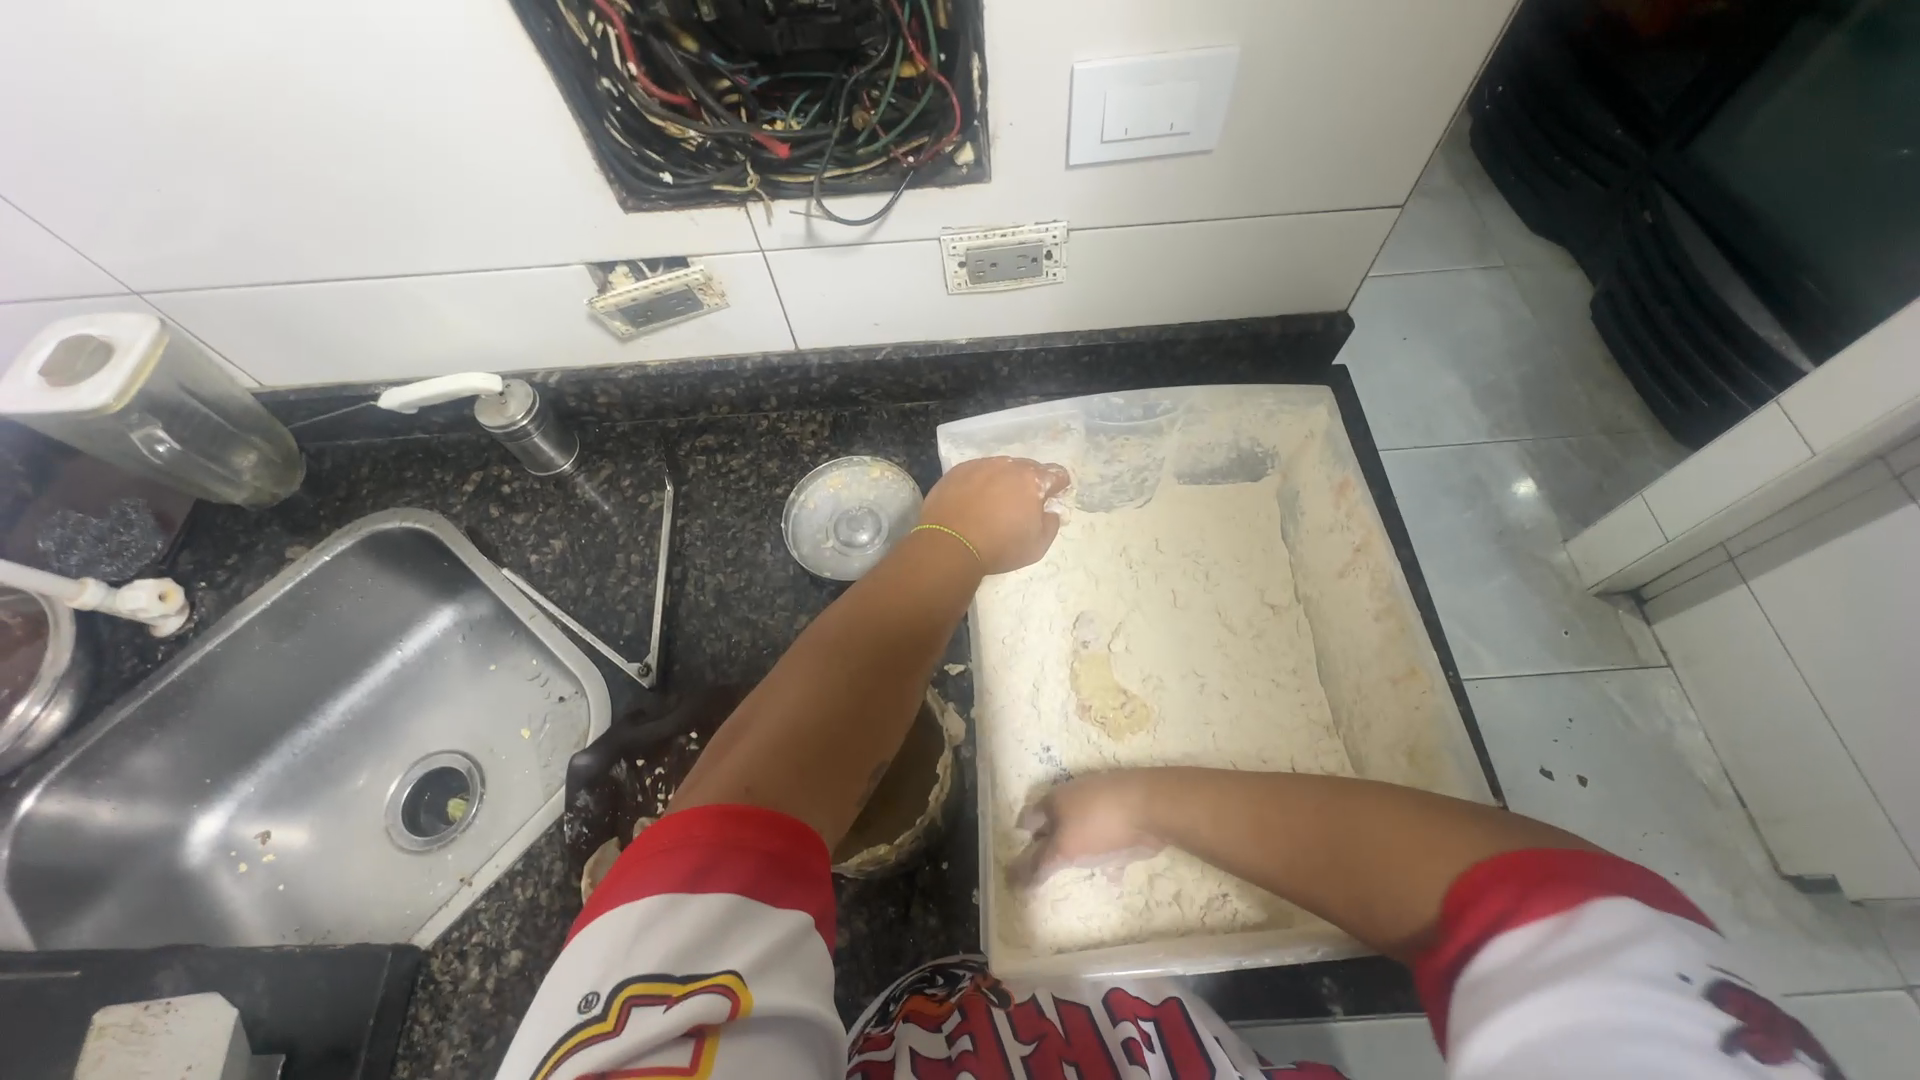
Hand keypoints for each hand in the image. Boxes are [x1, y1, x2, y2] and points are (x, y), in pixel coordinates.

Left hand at [919, 456, 1070, 573]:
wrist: (950, 544)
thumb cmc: (999, 547)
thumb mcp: (1037, 545)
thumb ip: (1051, 524)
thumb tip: (1050, 511)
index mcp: (1033, 480)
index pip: (1056, 474)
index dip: (1058, 485)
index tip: (1054, 496)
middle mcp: (1008, 466)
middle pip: (1028, 468)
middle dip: (1031, 482)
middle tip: (1024, 502)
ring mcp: (980, 466)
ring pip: (1001, 468)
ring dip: (1004, 480)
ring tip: (997, 501)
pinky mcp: (957, 471)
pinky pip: (977, 472)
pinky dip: (980, 482)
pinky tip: (974, 499)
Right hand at [1007, 770, 1163, 887]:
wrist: (1151, 806)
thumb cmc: (1098, 825)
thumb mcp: (1064, 850)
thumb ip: (1039, 865)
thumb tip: (1014, 880)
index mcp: (1053, 800)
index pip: (1028, 821)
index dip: (1023, 843)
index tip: (1025, 868)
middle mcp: (1073, 798)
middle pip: (1055, 826)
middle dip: (1052, 849)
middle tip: (1050, 874)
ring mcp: (1100, 804)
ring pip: (1082, 833)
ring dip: (1080, 853)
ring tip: (1080, 876)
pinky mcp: (1123, 815)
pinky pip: (1107, 839)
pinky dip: (1106, 857)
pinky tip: (1112, 877)